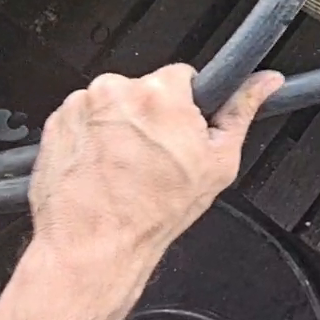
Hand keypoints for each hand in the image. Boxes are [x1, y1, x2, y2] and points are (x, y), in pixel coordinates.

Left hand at [27, 65, 281, 277]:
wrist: (94, 244)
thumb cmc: (153, 210)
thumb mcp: (218, 162)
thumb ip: (242, 111)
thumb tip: (265, 83)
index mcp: (161, 93)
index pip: (183, 75)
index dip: (188, 105)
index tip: (183, 128)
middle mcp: (117, 90)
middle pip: (147, 89)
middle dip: (154, 115)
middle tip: (158, 154)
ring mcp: (81, 104)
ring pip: (116, 103)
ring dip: (122, 125)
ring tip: (127, 165)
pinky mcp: (55, 121)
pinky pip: (86, 118)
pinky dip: (94, 136)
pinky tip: (105, 166)